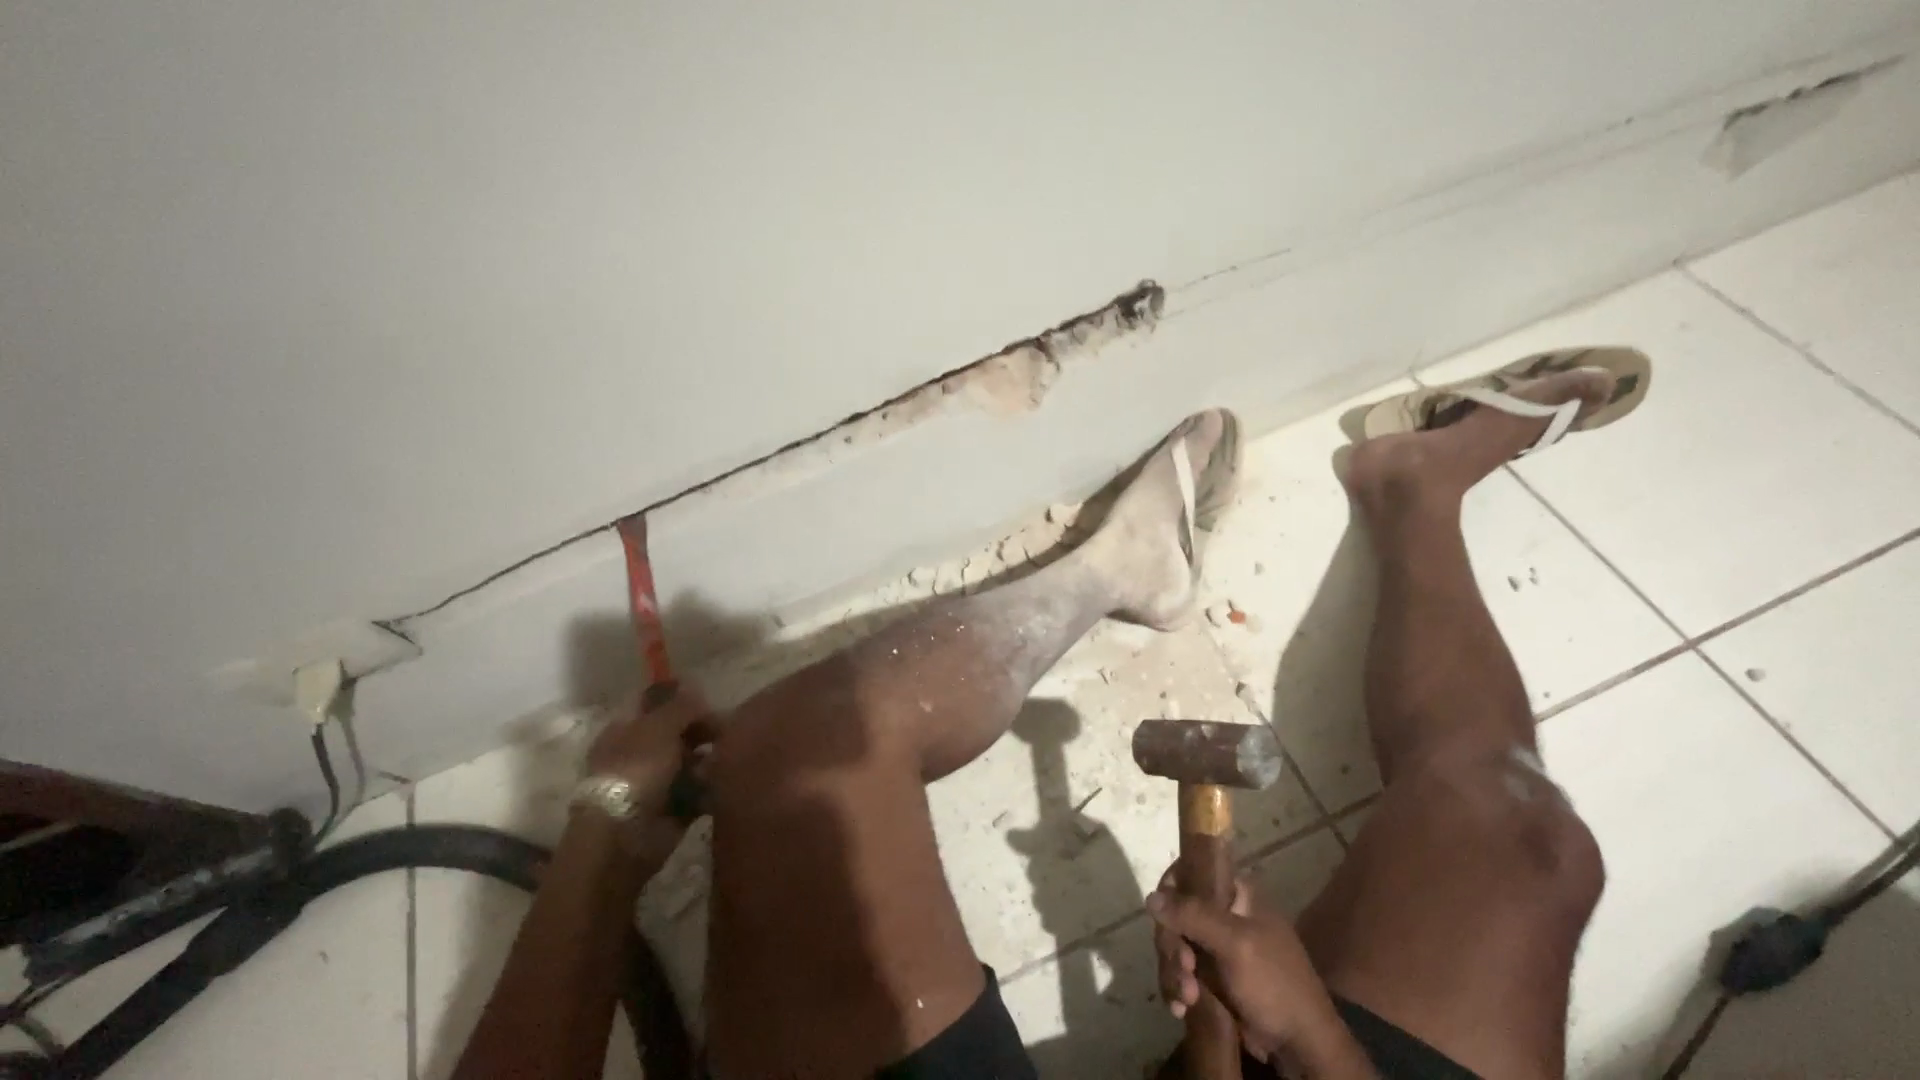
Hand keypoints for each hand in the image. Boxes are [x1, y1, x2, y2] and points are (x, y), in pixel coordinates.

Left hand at [583, 681, 715, 860]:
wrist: (625, 835)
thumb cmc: (636, 770)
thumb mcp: (659, 727)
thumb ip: (682, 706)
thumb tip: (698, 689)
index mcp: (625, 729)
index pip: (653, 703)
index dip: (679, 697)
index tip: (708, 697)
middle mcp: (639, 753)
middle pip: (677, 732)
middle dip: (702, 729)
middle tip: (727, 729)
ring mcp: (656, 782)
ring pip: (691, 762)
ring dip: (710, 759)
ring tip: (729, 757)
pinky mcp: (674, 809)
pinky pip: (699, 792)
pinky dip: (712, 788)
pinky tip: (725, 781)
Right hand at [1149, 870, 1344, 1065]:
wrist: (1298, 1044)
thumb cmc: (1274, 984)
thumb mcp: (1236, 945)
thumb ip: (1194, 916)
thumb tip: (1150, 897)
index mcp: (1236, 895)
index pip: (1191, 871)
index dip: (1170, 890)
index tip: (1164, 916)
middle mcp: (1223, 915)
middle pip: (1174, 913)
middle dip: (1173, 945)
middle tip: (1185, 969)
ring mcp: (1214, 946)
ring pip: (1173, 945)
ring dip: (1174, 973)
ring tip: (1187, 998)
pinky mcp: (1208, 976)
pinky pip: (1178, 972)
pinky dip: (1176, 989)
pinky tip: (1181, 1007)